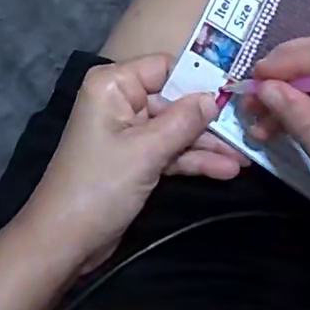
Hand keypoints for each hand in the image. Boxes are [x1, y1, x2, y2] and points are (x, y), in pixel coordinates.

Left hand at [19, 55, 245, 269]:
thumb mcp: (146, 151)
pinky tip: (226, 169)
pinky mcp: (134, 158)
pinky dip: (192, 160)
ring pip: (174, 128)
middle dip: (206, 119)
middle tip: (245, 129)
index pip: (163, 67)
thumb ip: (183, 122)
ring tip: (244, 157)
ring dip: (206, 144)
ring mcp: (127, 131)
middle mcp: (120, 100)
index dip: (197, 78)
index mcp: (114, 84)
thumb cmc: (100, 184)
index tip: (232, 89)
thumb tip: (214, 96)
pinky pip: (168, 150)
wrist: (64, 241)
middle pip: (172, 100)